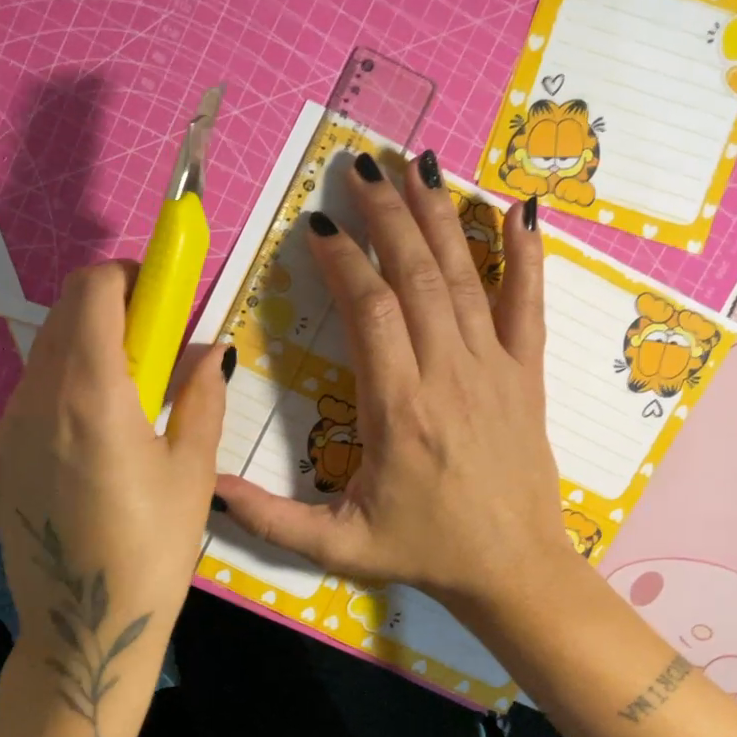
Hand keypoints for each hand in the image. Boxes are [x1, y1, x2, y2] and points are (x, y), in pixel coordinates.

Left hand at [0, 262, 229, 654]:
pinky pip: (32, 392)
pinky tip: (94, 435)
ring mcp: (8, 425)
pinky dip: (64, 384)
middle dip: (112, 307)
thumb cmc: (152, 551)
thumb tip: (209, 344)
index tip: (160, 297)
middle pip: (66, 312)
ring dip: (88, 346)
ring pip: (46, 351)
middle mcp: (36, 397)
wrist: (82, 630)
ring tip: (129, 397)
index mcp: (89, 393)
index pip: (91, 289)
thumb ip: (200, 394)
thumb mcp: (192, 470)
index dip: (128, 275)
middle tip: (154, 345)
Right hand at [213, 152, 571, 602]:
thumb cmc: (421, 551)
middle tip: (358, 166)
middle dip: (385, 215)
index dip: (345, 263)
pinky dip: (525, 253)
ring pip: (465, 277)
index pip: (371, 314)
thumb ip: (269, 519)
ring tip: (414, 165)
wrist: (514, 572)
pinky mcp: (527, 373)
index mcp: (399, 411)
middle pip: (417, 277)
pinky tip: (517, 208)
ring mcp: (496, 369)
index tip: (317, 226)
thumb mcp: (336, 546)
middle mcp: (450, 376)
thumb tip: (207, 489)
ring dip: (438, 217)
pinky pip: (529, 302)